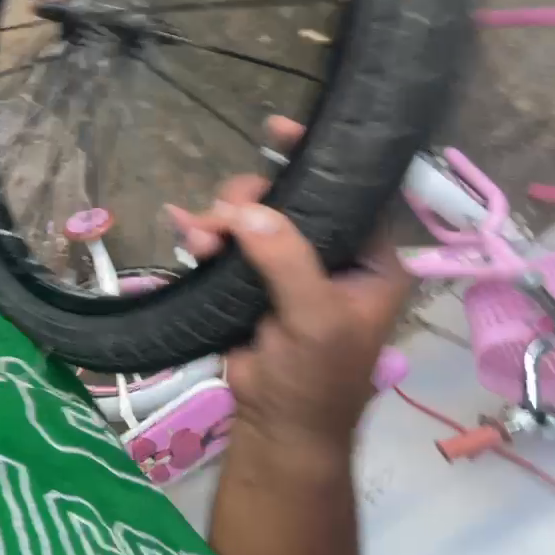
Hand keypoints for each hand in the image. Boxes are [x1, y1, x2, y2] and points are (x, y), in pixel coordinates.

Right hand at [167, 119, 412, 464]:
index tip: (280, 132)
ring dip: (219, 219)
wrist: (276, 422)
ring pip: (250, 215)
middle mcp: (327, 252)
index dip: (320, 159)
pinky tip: (186, 234)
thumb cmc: (316, 378)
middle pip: (288, 197)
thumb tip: (248, 212)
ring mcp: (284, 263)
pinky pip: (224, 238)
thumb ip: (287, 262)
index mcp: (367, 258)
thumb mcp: (314, 320)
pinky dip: (203, 233)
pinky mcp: (247, 277)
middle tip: (220, 214)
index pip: (351, 194)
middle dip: (249, 199)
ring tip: (198, 240)